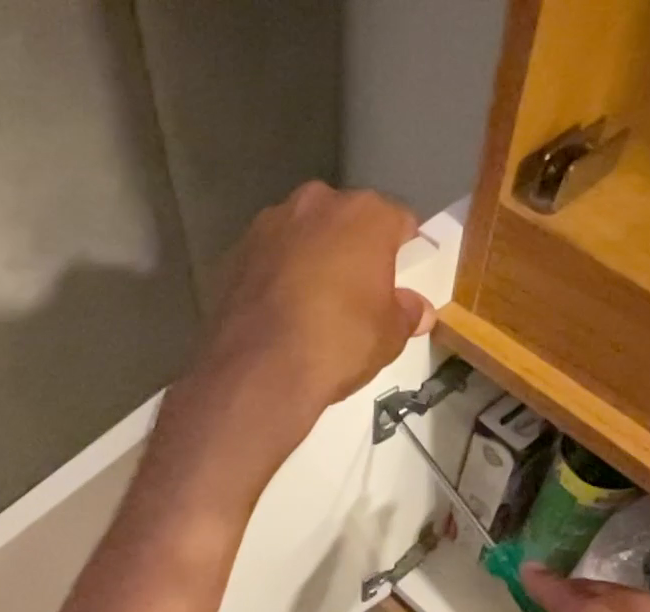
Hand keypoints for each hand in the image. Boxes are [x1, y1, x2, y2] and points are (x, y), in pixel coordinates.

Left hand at [188, 182, 433, 437]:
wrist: (259, 370)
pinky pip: (268, 260)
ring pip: (302, 236)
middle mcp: (315, 204)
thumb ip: (406, 313)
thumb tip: (416, 310)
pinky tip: (279, 314)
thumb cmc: (339, 343)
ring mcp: (268, 225)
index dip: (402, 253)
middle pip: (345, 221)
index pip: (398, 222)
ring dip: (310, 260)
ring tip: (312, 306)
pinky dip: (276, 277)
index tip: (398, 282)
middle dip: (351, 249)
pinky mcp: (233, 253)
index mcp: (365, 213)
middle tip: (355, 295)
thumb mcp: (389, 336)